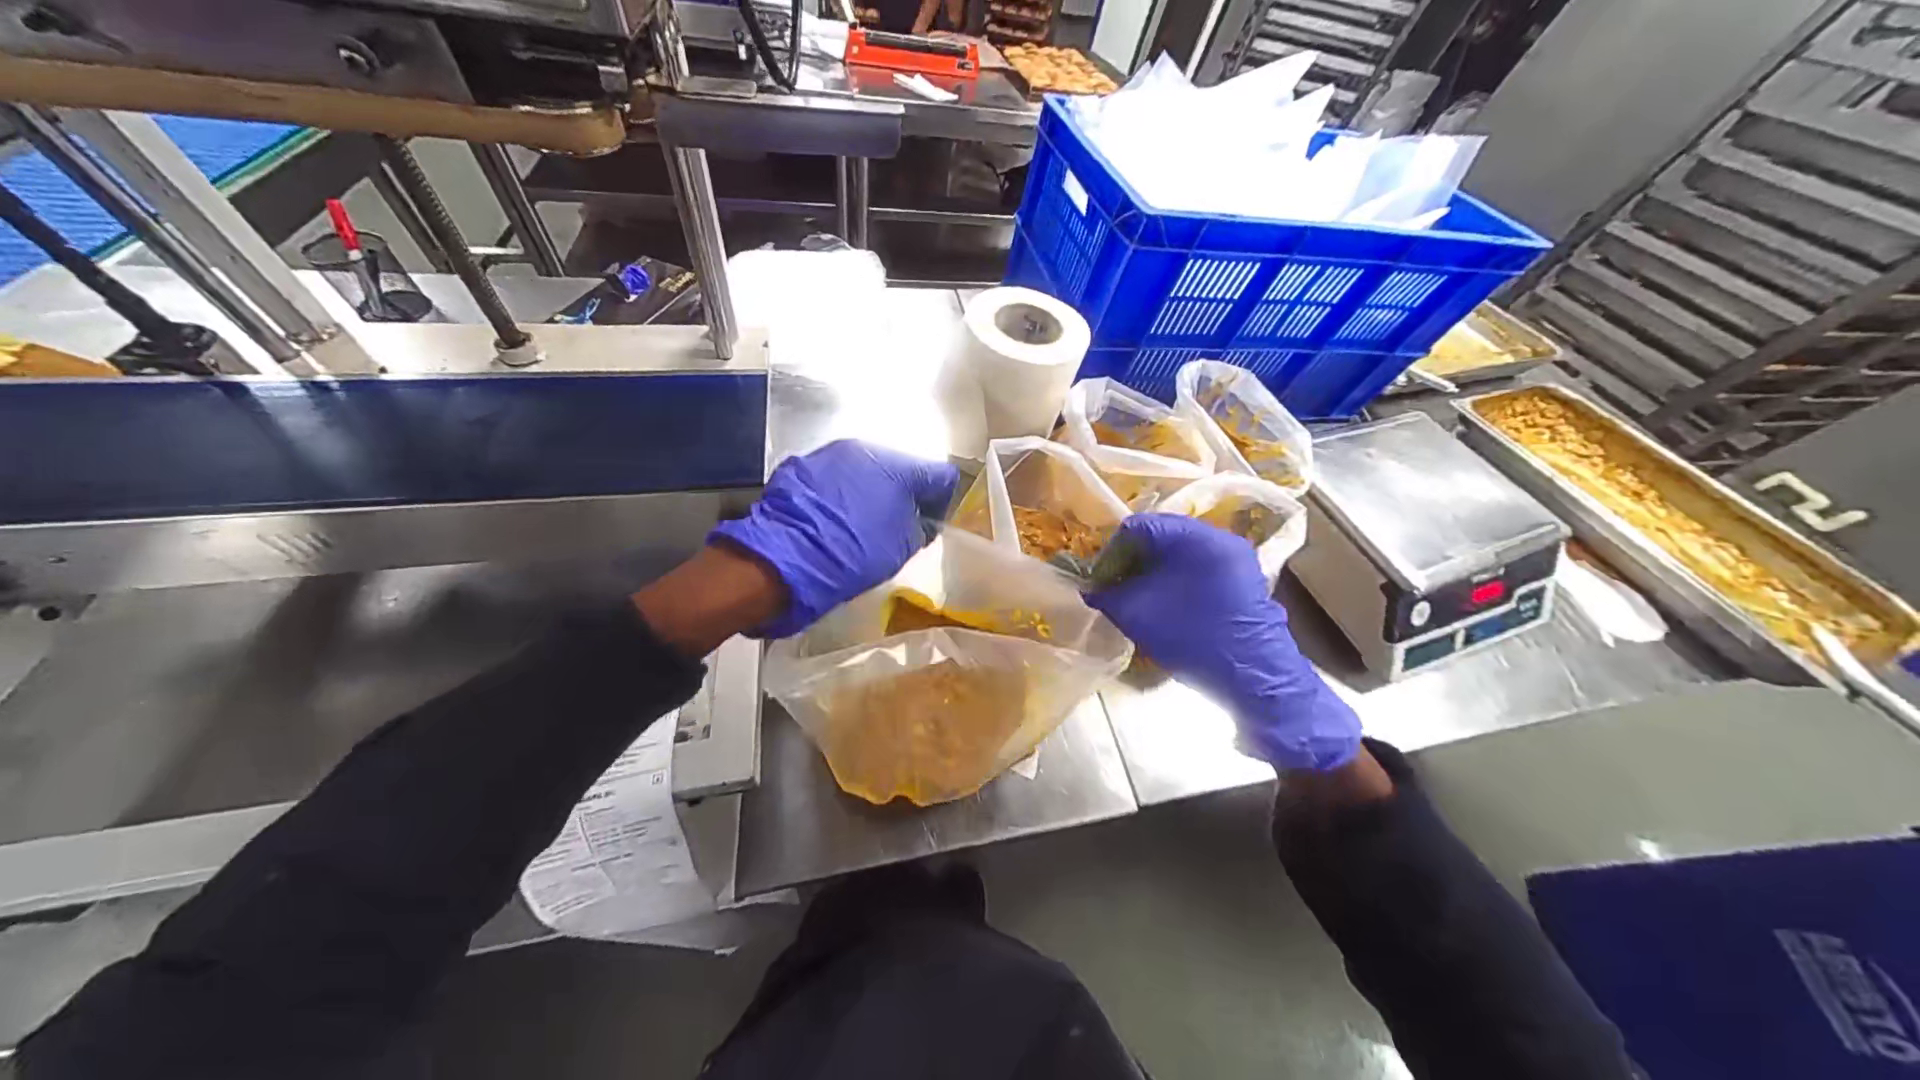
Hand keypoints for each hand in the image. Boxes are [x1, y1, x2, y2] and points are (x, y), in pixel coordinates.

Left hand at [710, 439, 958, 638]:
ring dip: (871, 493)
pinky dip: (841, 495)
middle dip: (903, 494)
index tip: (928, 525)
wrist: (782, 559)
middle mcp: (865, 449)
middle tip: (897, 525)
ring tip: (862, 524)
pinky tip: (834, 520)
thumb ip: (919, 526)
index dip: (940, 501)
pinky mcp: (802, 467)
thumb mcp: (900, 549)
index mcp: (898, 466)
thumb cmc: (852, 556)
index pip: (940, 476)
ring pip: (865, 471)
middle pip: (899, 468)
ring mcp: (830, 455)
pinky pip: (835, 478)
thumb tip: (921, 519)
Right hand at [1086, 514, 1361, 771]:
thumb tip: (1090, 588)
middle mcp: (1220, 538)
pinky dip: (1172, 577)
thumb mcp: (1141, 616)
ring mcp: (1234, 558)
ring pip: (1179, 551)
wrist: (1255, 680)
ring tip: (1131, 592)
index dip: (1113, 547)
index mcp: (1198, 538)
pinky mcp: (1239, 579)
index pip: (1142, 525)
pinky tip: (1158, 600)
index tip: (1099, 573)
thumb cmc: (1196, 640)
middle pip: (1162, 534)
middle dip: (1131, 557)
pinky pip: (1196, 565)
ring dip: (1151, 568)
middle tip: (1110, 581)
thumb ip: (1108, 596)